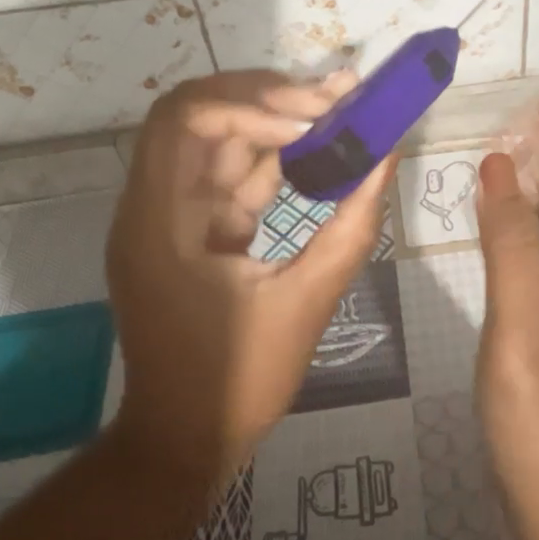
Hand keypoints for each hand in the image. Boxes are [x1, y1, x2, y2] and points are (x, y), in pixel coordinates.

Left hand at [0, 70, 394, 539]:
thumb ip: (349, 227)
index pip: (183, 121)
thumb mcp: (305, 303)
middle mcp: (153, 207)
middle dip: (268, 98)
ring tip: (342, 104)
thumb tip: (385, 156)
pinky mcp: (192, 232)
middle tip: (335, 96)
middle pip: (199, 117)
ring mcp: (170, 218)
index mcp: (160, 223)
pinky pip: (231, 178)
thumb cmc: (238, 382)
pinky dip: (274, 160)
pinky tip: (323, 148)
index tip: (312, 122)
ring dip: (276, 121)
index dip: (247, 103)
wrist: (185, 443)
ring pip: (219, 142)